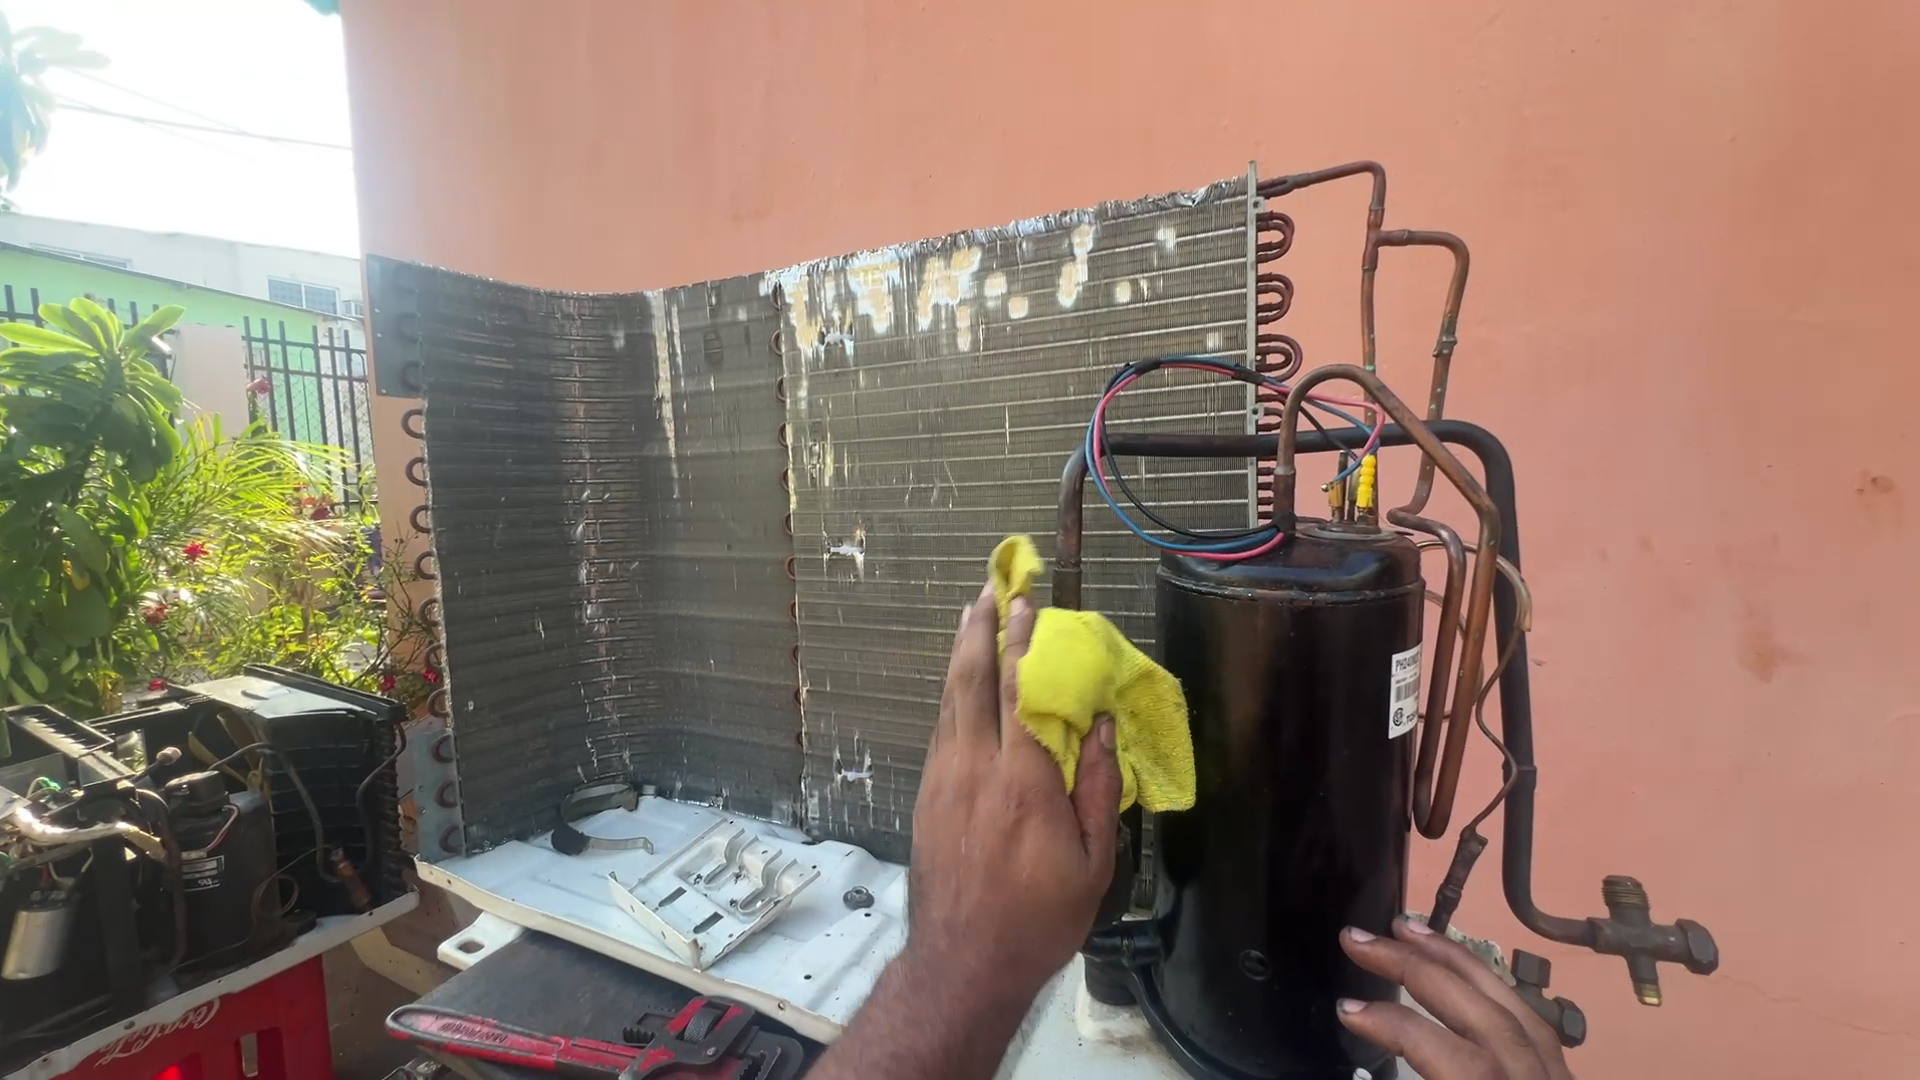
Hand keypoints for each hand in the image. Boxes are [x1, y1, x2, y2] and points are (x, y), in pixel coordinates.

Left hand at [905, 580, 1122, 1008]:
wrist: (962, 960)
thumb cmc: (1038, 916)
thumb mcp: (1092, 862)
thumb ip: (1099, 788)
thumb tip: (1102, 725)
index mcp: (1022, 780)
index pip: (1018, 692)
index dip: (1020, 642)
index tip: (1025, 603)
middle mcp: (974, 765)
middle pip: (971, 680)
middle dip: (979, 628)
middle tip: (987, 589)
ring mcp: (943, 775)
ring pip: (950, 698)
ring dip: (961, 652)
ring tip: (971, 615)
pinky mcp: (927, 789)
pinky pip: (942, 725)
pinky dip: (953, 691)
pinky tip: (961, 678)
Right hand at [1337, 919, 1575, 1079]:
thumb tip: (1360, 1045)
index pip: (1461, 1062)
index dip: (1397, 1028)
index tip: (1346, 1010)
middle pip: (1489, 1019)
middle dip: (1416, 970)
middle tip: (1356, 940)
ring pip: (1516, 1010)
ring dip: (1453, 961)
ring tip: (1403, 928)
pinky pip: (1531, 1023)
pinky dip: (1488, 984)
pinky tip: (1456, 968)